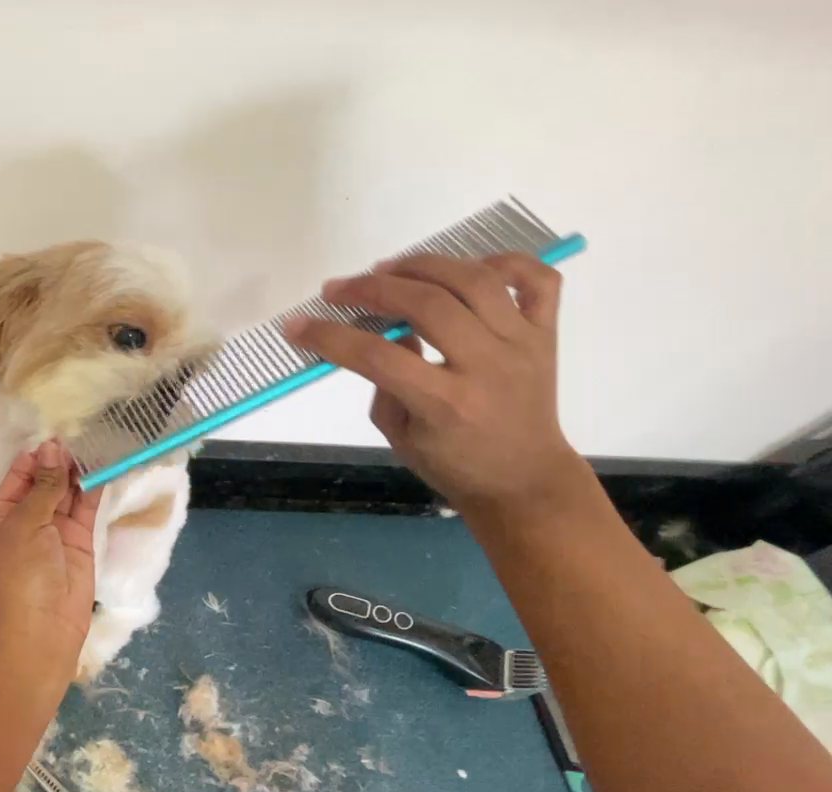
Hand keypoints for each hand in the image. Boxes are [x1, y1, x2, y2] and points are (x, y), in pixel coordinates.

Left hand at [0, 440, 102, 656]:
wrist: (43, 626)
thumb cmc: (21, 573)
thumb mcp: (25, 524)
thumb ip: (43, 486)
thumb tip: (52, 448)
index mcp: (0, 514)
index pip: (18, 475)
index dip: (37, 454)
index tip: (59, 431)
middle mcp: (26, 519)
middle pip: (45, 480)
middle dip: (61, 459)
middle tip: (84, 430)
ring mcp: (55, 529)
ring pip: (68, 491)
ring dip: (79, 469)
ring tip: (98, 439)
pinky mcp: (80, 539)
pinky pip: (86, 507)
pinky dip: (96, 487)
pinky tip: (106, 462)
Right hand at [282, 253, 592, 515]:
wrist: (523, 477)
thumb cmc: (451, 463)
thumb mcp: (399, 434)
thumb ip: (385, 384)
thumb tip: (386, 331)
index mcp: (443, 403)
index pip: (375, 356)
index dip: (328, 336)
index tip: (296, 325)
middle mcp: (486, 366)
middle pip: (427, 305)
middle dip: (372, 289)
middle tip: (338, 289)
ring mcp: (522, 344)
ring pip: (475, 281)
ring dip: (424, 266)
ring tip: (388, 268)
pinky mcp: (547, 333)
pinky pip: (537, 279)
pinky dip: (503, 261)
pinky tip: (464, 269)